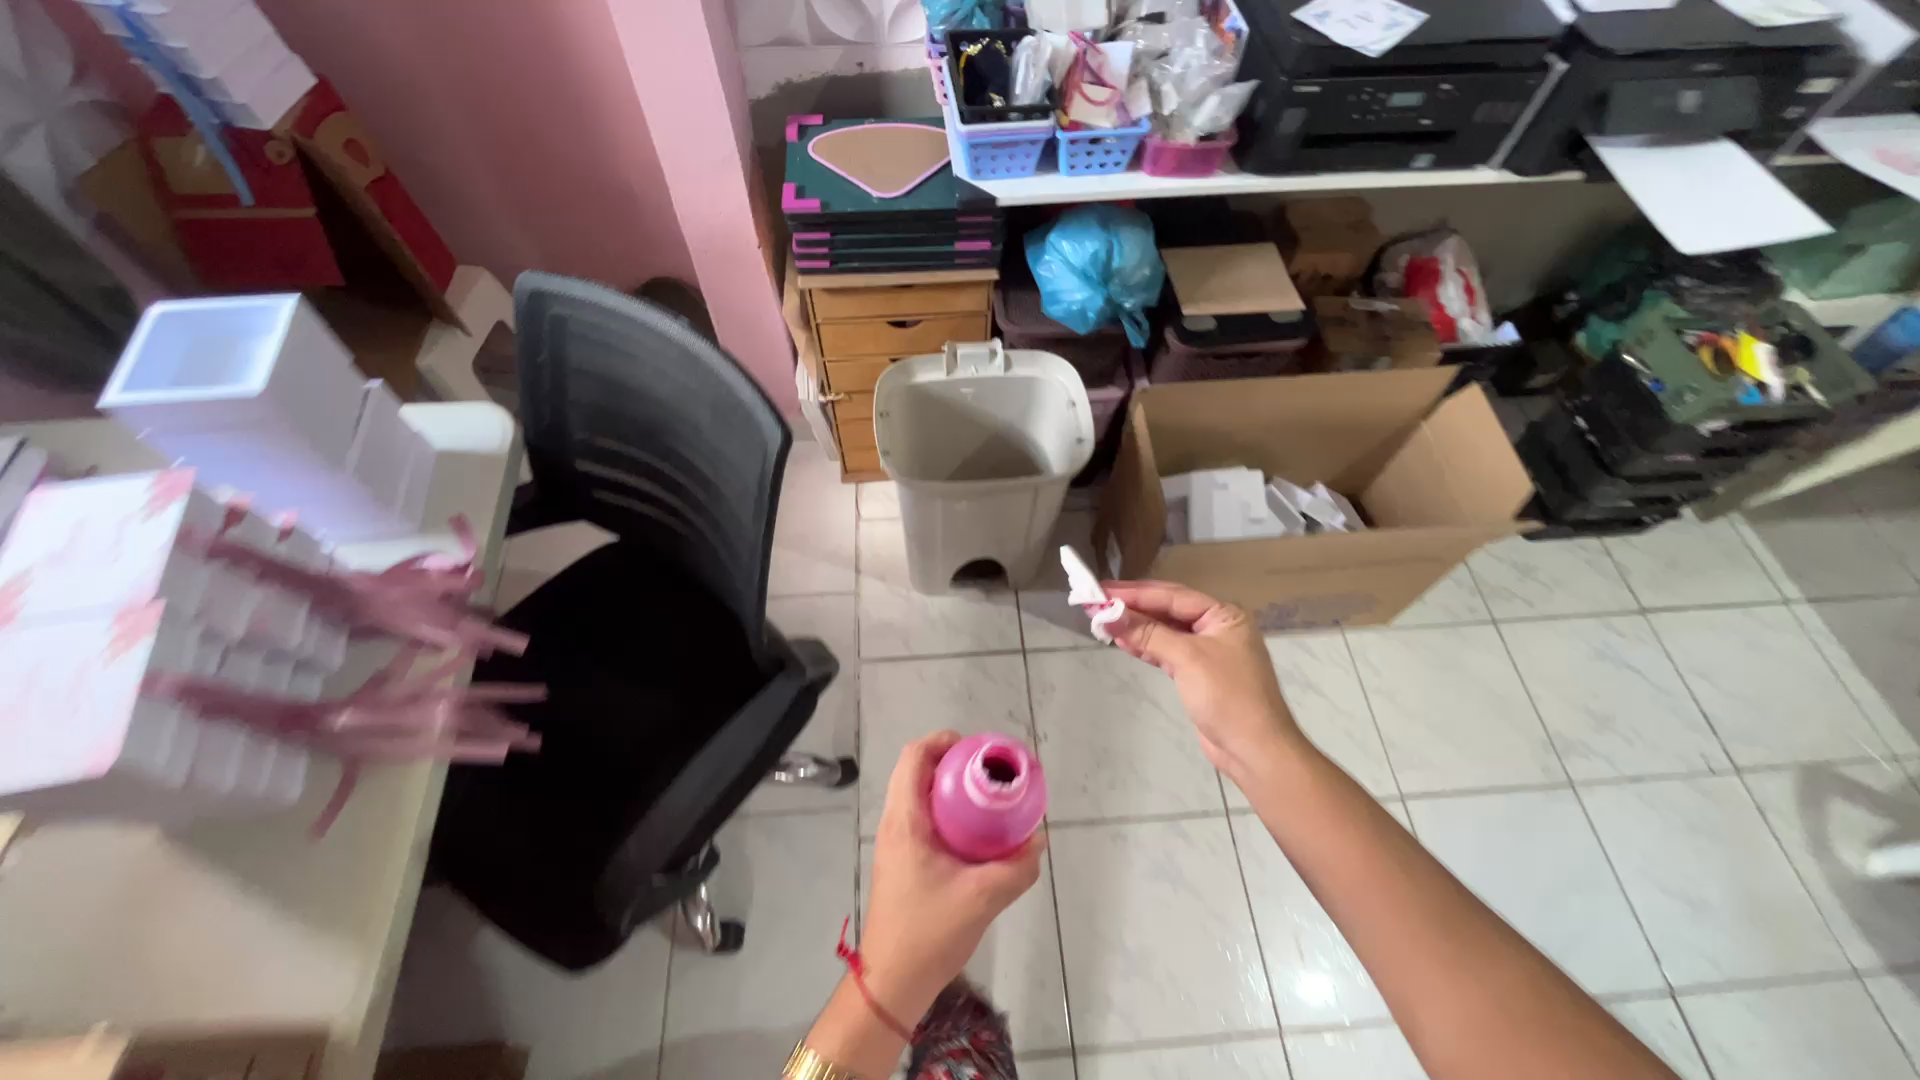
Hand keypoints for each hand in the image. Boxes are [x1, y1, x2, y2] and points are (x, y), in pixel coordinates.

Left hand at [860, 731, 1044, 1019]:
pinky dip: (948, 815)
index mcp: (906, 821)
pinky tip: (976, 836)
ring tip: (987, 801)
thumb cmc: (929, 932)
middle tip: (989, 774)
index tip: (977, 749)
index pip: (914, 757)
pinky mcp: (903, 862)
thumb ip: (1016, 867)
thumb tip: (1037, 840)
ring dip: (951, 791)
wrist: (893, 981)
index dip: (943, 741)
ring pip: (921, 798)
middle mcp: (895, 824)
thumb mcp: (982, 898)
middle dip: (954, 764)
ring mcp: (896, 844)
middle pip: (918, 772)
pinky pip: (925, 821)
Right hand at [1103, 581, 1302, 775]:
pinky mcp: (1198, 674)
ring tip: (1102, 621)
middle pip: (1168, 610)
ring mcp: (1208, 651)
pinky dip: (1145, 647)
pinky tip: (1123, 642)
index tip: (1102, 590)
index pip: (1173, 596)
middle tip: (1097, 603)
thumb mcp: (1187, 659)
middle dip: (1133, 607)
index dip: (1135, 593)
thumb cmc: (1227, 696)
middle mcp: (1217, 628)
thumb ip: (1148, 633)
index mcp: (1224, 615)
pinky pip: (1166, 651)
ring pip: (1166, 631)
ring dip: (1136, 627)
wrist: (1254, 749)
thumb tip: (1110, 613)